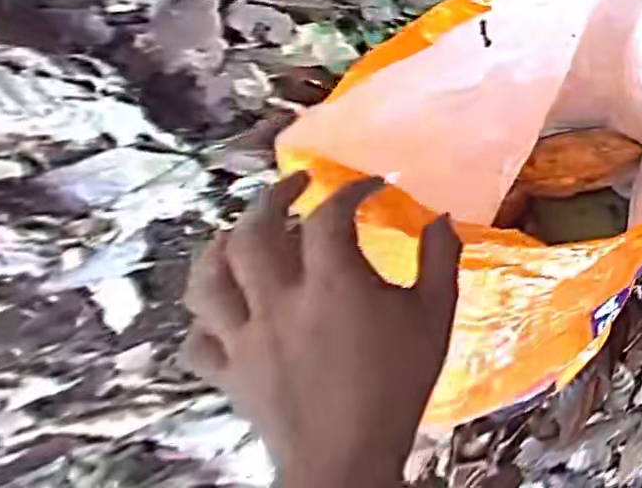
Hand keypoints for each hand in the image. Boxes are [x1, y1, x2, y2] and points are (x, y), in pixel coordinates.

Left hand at [182, 172, 462, 487]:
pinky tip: (233, 301)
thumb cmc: (400, 379)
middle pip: (251, 236)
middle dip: (272, 198)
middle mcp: (279, 304)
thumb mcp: (437, 310)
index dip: (351, 191)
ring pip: (207, 281)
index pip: (329, 217)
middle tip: (298, 183)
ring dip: (223, 244)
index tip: (374, 184)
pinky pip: (198, 336)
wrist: (346, 459)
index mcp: (334, 285)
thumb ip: (440, 257)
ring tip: (247, 227)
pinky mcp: (227, 374)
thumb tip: (442, 217)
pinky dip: (209, 311)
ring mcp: (244, 340)